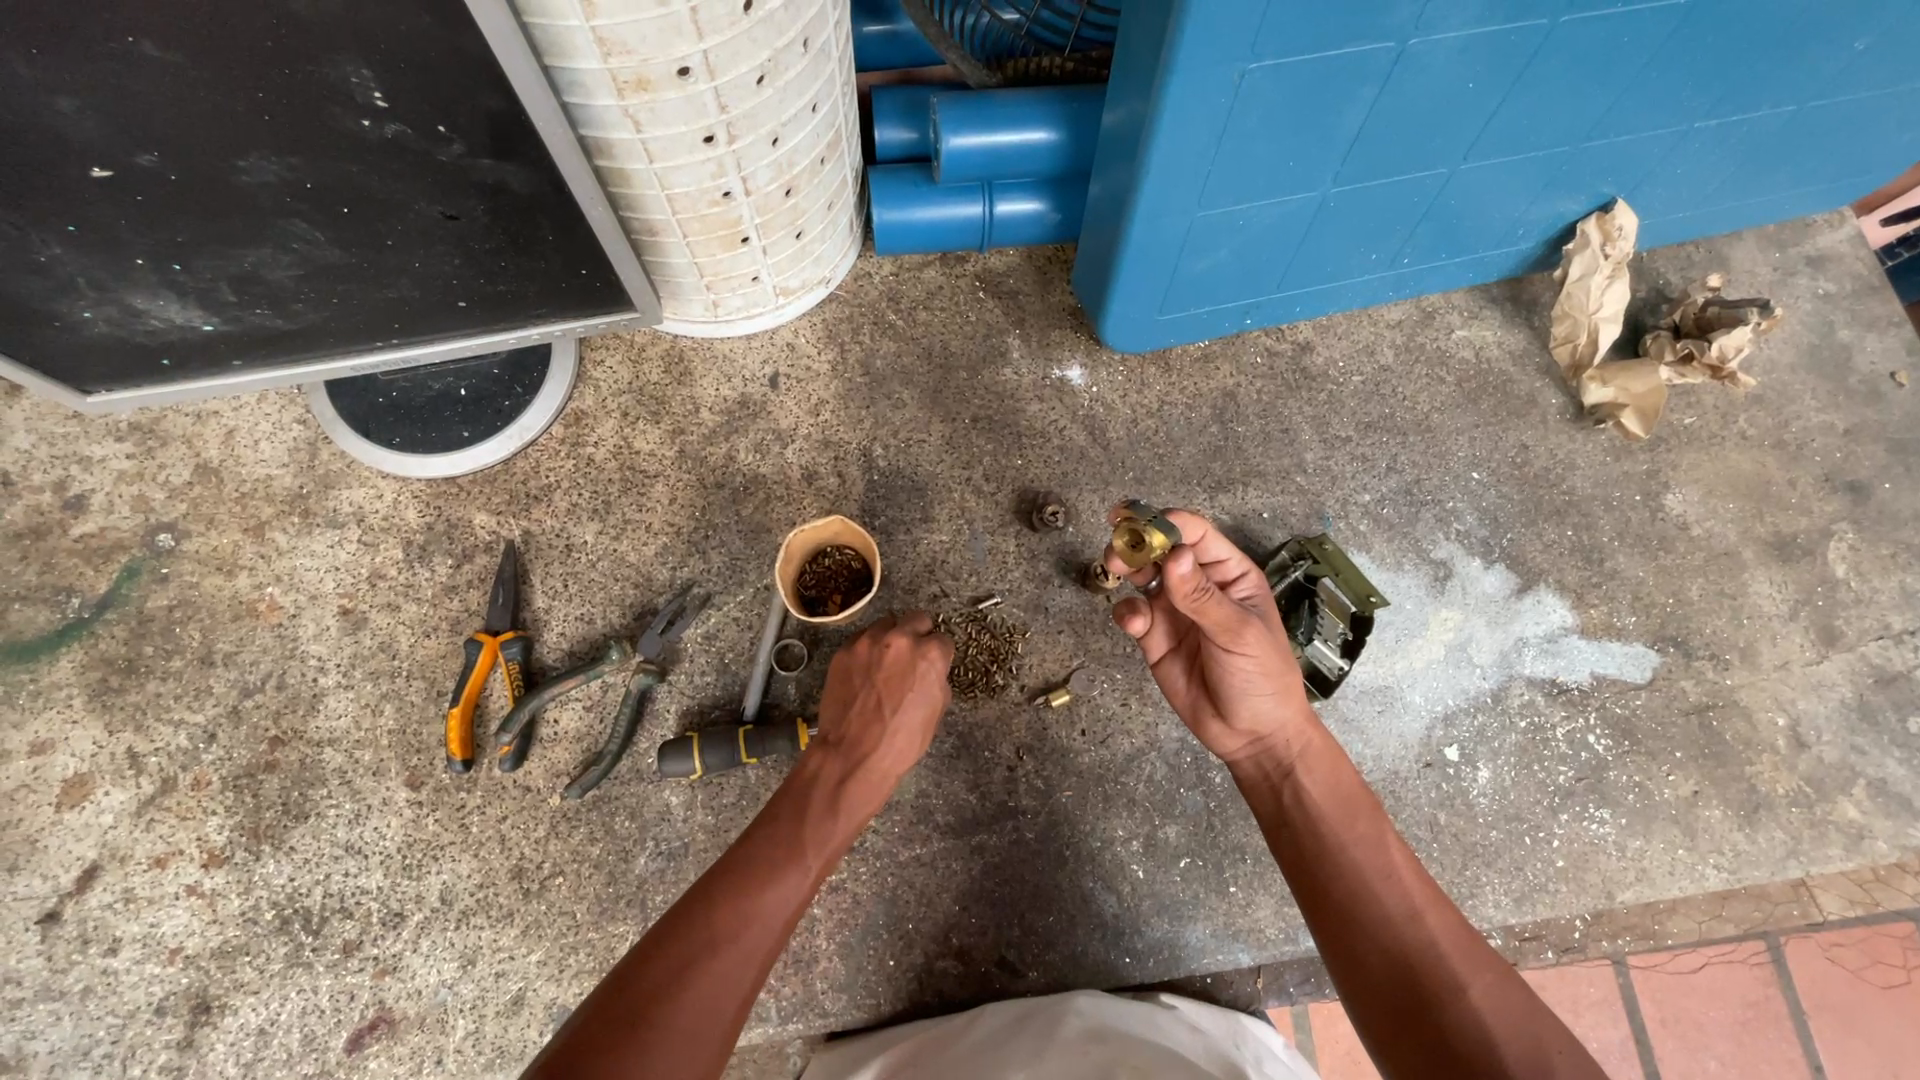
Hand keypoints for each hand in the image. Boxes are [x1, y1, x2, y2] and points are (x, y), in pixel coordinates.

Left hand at [811, 611, 953, 789]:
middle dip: (918, 634)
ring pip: (887, 624)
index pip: (943, 640)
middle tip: (912, 655)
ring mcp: (868, 641)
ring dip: (891, 637)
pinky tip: (865, 670)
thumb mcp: (936, 711)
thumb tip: (931, 671)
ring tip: (886, 661)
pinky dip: (867, 649)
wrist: (853, 753)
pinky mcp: (844, 650)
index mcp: (930, 654)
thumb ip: (937, 679)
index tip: (932, 665)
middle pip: (917, 619)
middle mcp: (900, 639)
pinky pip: (861, 639)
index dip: (939, 655)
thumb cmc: (901, 740)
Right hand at [1106, 508, 1314, 765]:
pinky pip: (1133, 614)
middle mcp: (1199, 585)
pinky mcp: (1154, 638)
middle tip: (1118, 547)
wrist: (1253, 735)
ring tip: (1115, 570)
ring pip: (1142, 576)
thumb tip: (1174, 555)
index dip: (1168, 524)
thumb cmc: (1261, 676)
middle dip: (1138, 543)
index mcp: (1229, 574)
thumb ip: (1201, 596)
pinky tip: (1133, 624)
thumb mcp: (1237, 633)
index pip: (1196, 535)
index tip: (1141, 523)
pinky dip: (1126, 613)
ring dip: (1126, 568)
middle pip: (1162, 550)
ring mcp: (1175, 611)